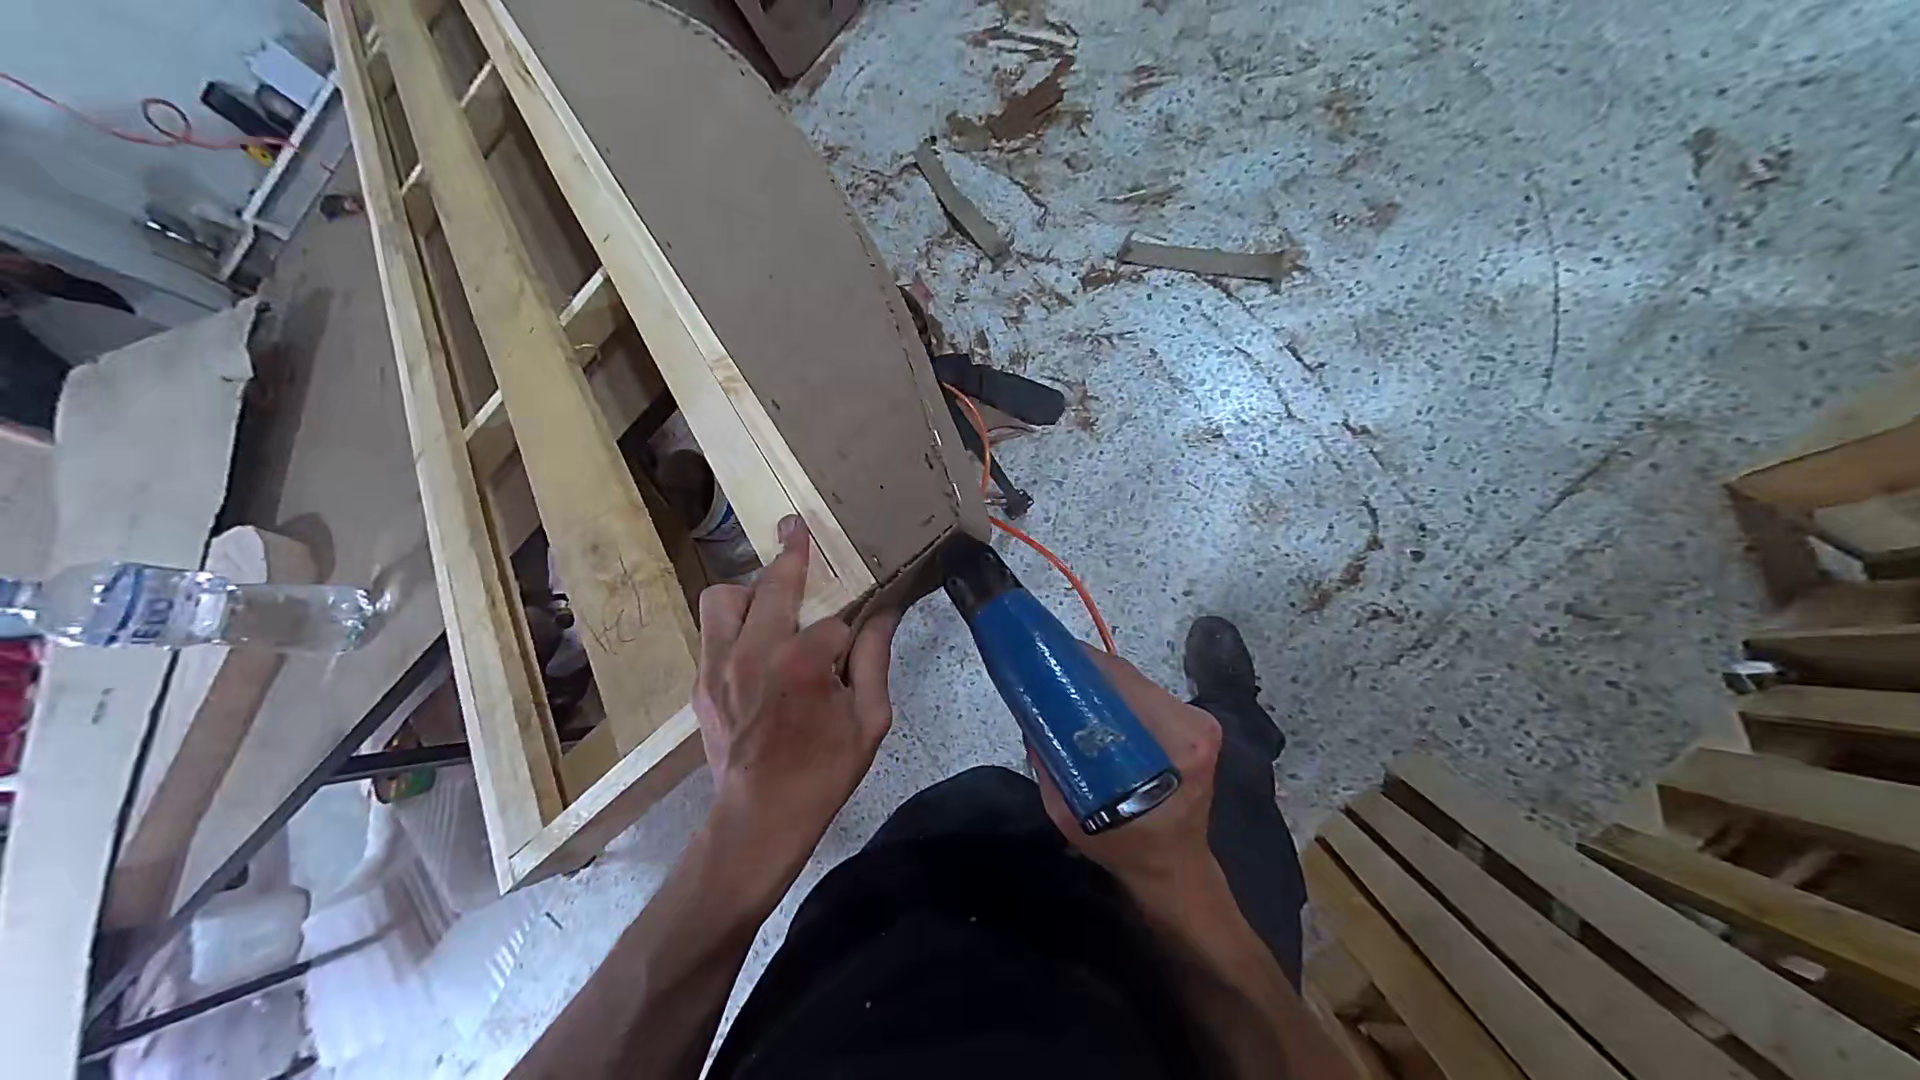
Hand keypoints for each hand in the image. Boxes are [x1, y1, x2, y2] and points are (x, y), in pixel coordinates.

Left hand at [693, 515, 899, 866]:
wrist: (760, 818)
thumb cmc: (824, 771)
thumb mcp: (870, 720)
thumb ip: (876, 658)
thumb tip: (887, 611)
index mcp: (804, 663)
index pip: (837, 620)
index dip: (852, 629)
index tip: (859, 631)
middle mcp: (756, 651)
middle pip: (775, 582)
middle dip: (792, 551)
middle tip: (796, 526)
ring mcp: (720, 664)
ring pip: (725, 596)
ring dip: (750, 590)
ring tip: (770, 602)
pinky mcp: (701, 680)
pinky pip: (711, 628)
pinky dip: (733, 622)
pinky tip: (753, 640)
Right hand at [1032, 648, 1224, 898]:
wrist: (1174, 869)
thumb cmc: (1126, 845)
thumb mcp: (1072, 815)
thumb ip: (1049, 767)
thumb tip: (1032, 719)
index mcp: (1177, 746)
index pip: (1124, 684)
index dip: (1084, 668)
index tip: (1051, 663)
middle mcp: (1195, 727)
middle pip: (1132, 680)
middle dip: (1089, 673)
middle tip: (1053, 675)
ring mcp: (1200, 723)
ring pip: (1139, 685)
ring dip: (1104, 684)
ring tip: (1070, 689)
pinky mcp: (1197, 725)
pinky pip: (1149, 698)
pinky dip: (1120, 696)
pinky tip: (1096, 705)